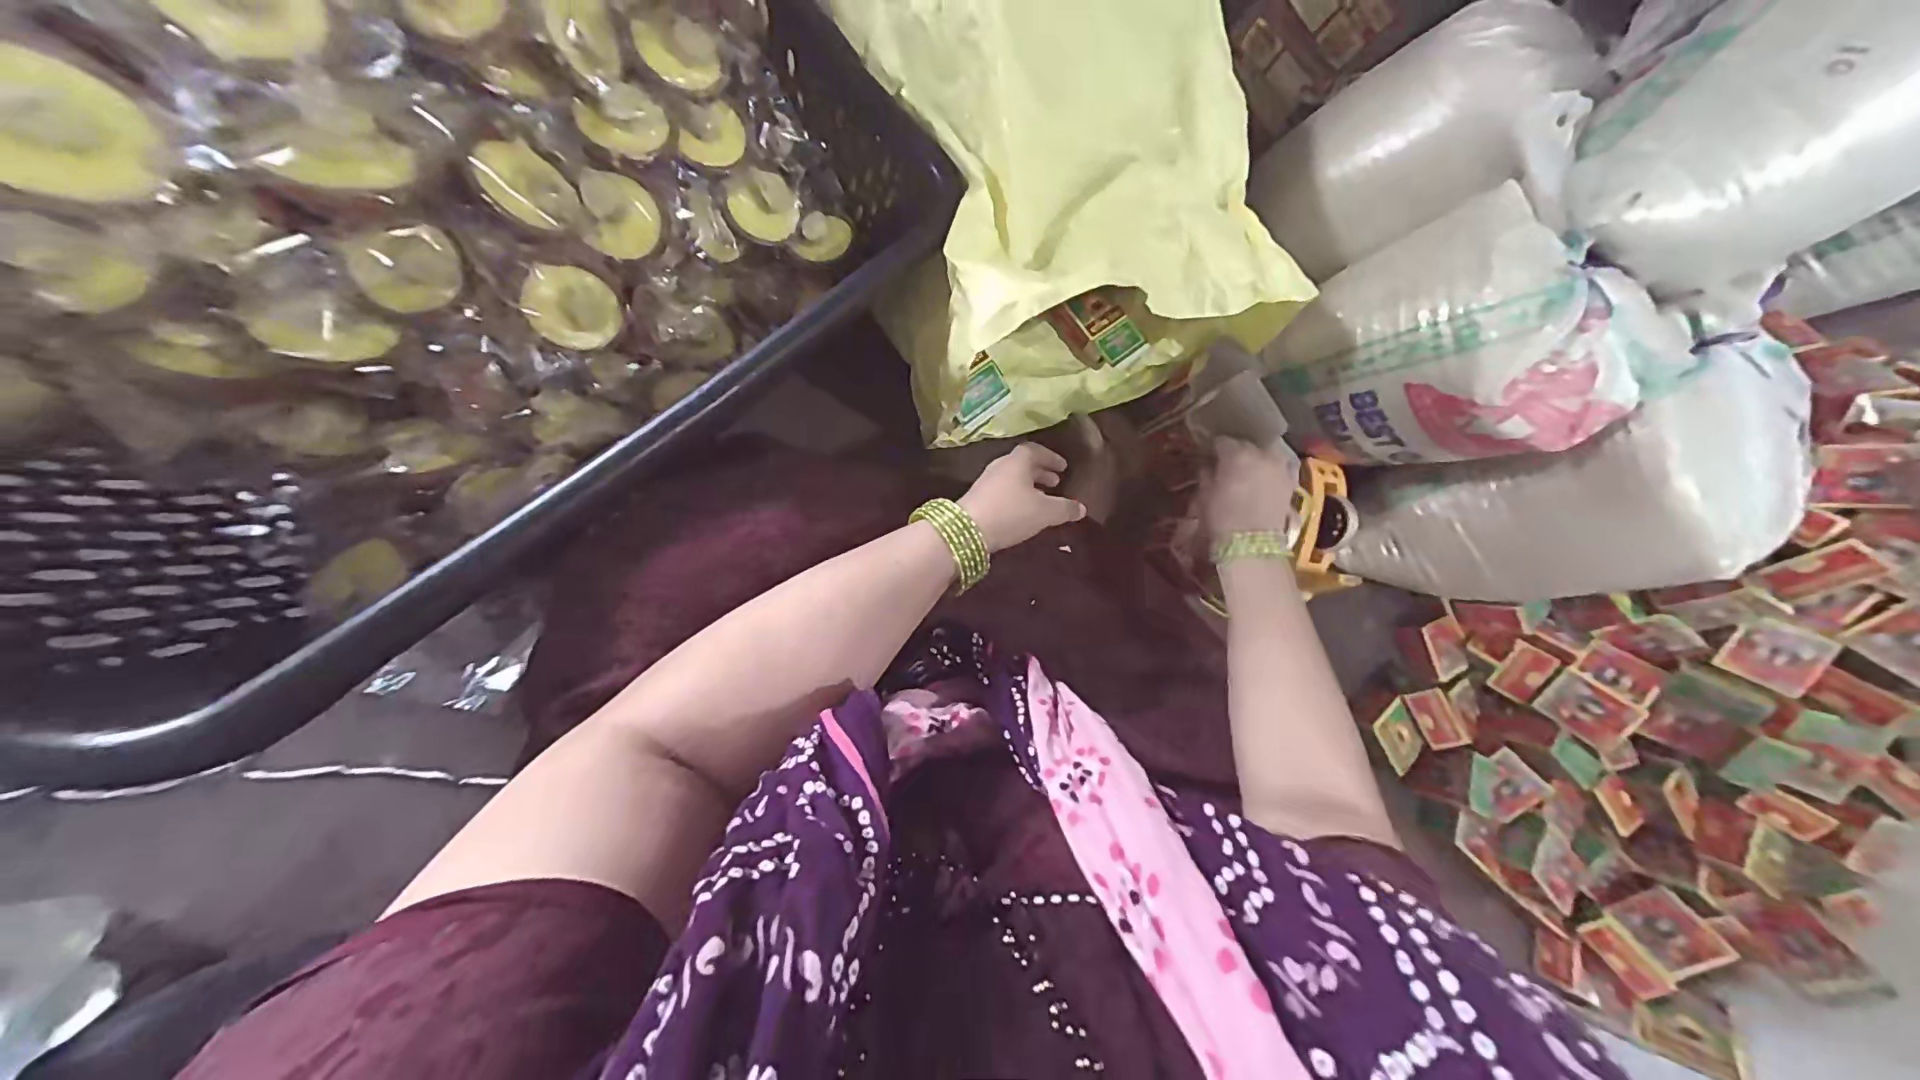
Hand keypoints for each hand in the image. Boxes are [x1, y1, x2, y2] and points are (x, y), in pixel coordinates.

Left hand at [958, 442, 1085, 551]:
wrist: (968, 530)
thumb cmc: (1011, 513)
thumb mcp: (1045, 512)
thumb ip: (1065, 508)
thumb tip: (1081, 508)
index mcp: (1018, 461)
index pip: (1036, 450)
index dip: (1051, 458)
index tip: (1063, 467)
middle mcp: (1000, 466)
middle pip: (1023, 464)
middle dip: (1040, 472)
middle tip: (1055, 482)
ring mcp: (986, 481)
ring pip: (1012, 478)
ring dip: (1028, 485)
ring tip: (1042, 498)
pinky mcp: (977, 498)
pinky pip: (1002, 491)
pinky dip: (1016, 495)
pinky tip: (1023, 511)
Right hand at [1202, 437, 1297, 540]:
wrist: (1252, 544)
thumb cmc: (1221, 520)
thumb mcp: (1204, 497)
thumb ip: (1206, 476)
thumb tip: (1208, 467)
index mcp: (1236, 454)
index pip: (1223, 441)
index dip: (1215, 448)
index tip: (1209, 455)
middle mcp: (1261, 454)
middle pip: (1247, 445)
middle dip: (1238, 451)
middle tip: (1228, 463)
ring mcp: (1279, 467)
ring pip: (1268, 453)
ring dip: (1258, 457)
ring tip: (1249, 468)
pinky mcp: (1292, 482)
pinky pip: (1282, 467)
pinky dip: (1273, 469)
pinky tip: (1266, 477)